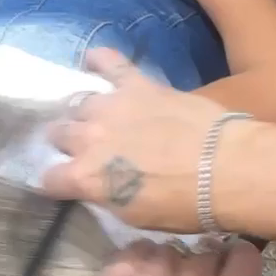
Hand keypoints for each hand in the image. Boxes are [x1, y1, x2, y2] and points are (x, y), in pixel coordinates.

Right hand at [43, 49, 256, 233]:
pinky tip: (93, 59)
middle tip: (85, 149)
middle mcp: (88, 139)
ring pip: (78, 103)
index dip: (56, 183)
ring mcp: (111, 107)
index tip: (64, 185)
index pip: (50, 179)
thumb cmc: (183, 206)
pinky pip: (110, 63)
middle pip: (58, 134)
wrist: (224, 170)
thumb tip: (98, 186)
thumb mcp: (134, 216)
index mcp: (85, 178)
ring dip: (83, 113)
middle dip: (66, 143)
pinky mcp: (137, 85)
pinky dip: (100, 60)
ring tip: (95, 117)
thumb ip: (106, 196)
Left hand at [66, 240, 263, 275]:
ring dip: (165, 262)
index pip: (246, 259)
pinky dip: (139, 260)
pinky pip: (143, 247)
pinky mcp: (132, 255)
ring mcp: (161, 263)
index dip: (240, 255)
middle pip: (209, 250)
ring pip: (172, 248)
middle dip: (198, 263)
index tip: (230, 257)